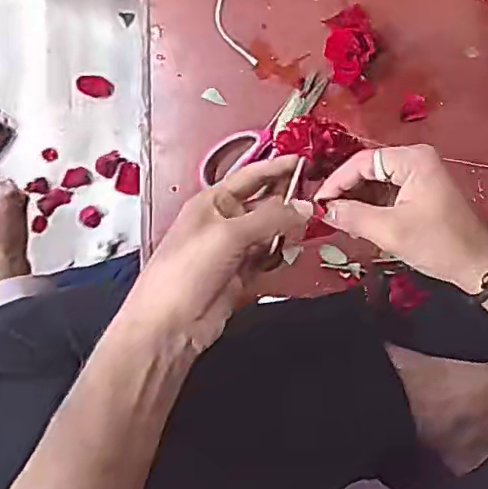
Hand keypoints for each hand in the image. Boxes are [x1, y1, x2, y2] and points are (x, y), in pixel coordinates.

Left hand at [123, 155, 312, 351]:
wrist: (169, 328)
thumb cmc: (186, 272)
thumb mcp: (230, 234)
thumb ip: (272, 217)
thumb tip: (306, 207)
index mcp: (213, 202)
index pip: (252, 176)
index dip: (278, 166)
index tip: (305, 160)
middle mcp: (225, 221)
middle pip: (266, 203)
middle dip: (290, 200)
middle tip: (318, 197)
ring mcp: (235, 248)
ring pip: (273, 230)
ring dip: (289, 229)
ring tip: (309, 227)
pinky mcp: (244, 273)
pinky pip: (271, 256)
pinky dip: (283, 254)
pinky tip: (293, 252)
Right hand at [315, 145, 487, 291]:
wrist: (477, 263)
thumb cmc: (438, 243)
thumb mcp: (390, 231)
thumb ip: (353, 216)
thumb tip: (322, 209)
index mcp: (413, 159)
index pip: (363, 161)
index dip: (337, 181)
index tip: (317, 203)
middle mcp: (417, 159)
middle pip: (369, 168)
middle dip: (346, 190)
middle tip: (323, 213)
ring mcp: (421, 174)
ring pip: (377, 180)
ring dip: (358, 199)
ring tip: (337, 220)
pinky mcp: (422, 190)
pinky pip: (389, 190)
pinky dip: (372, 205)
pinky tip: (357, 222)